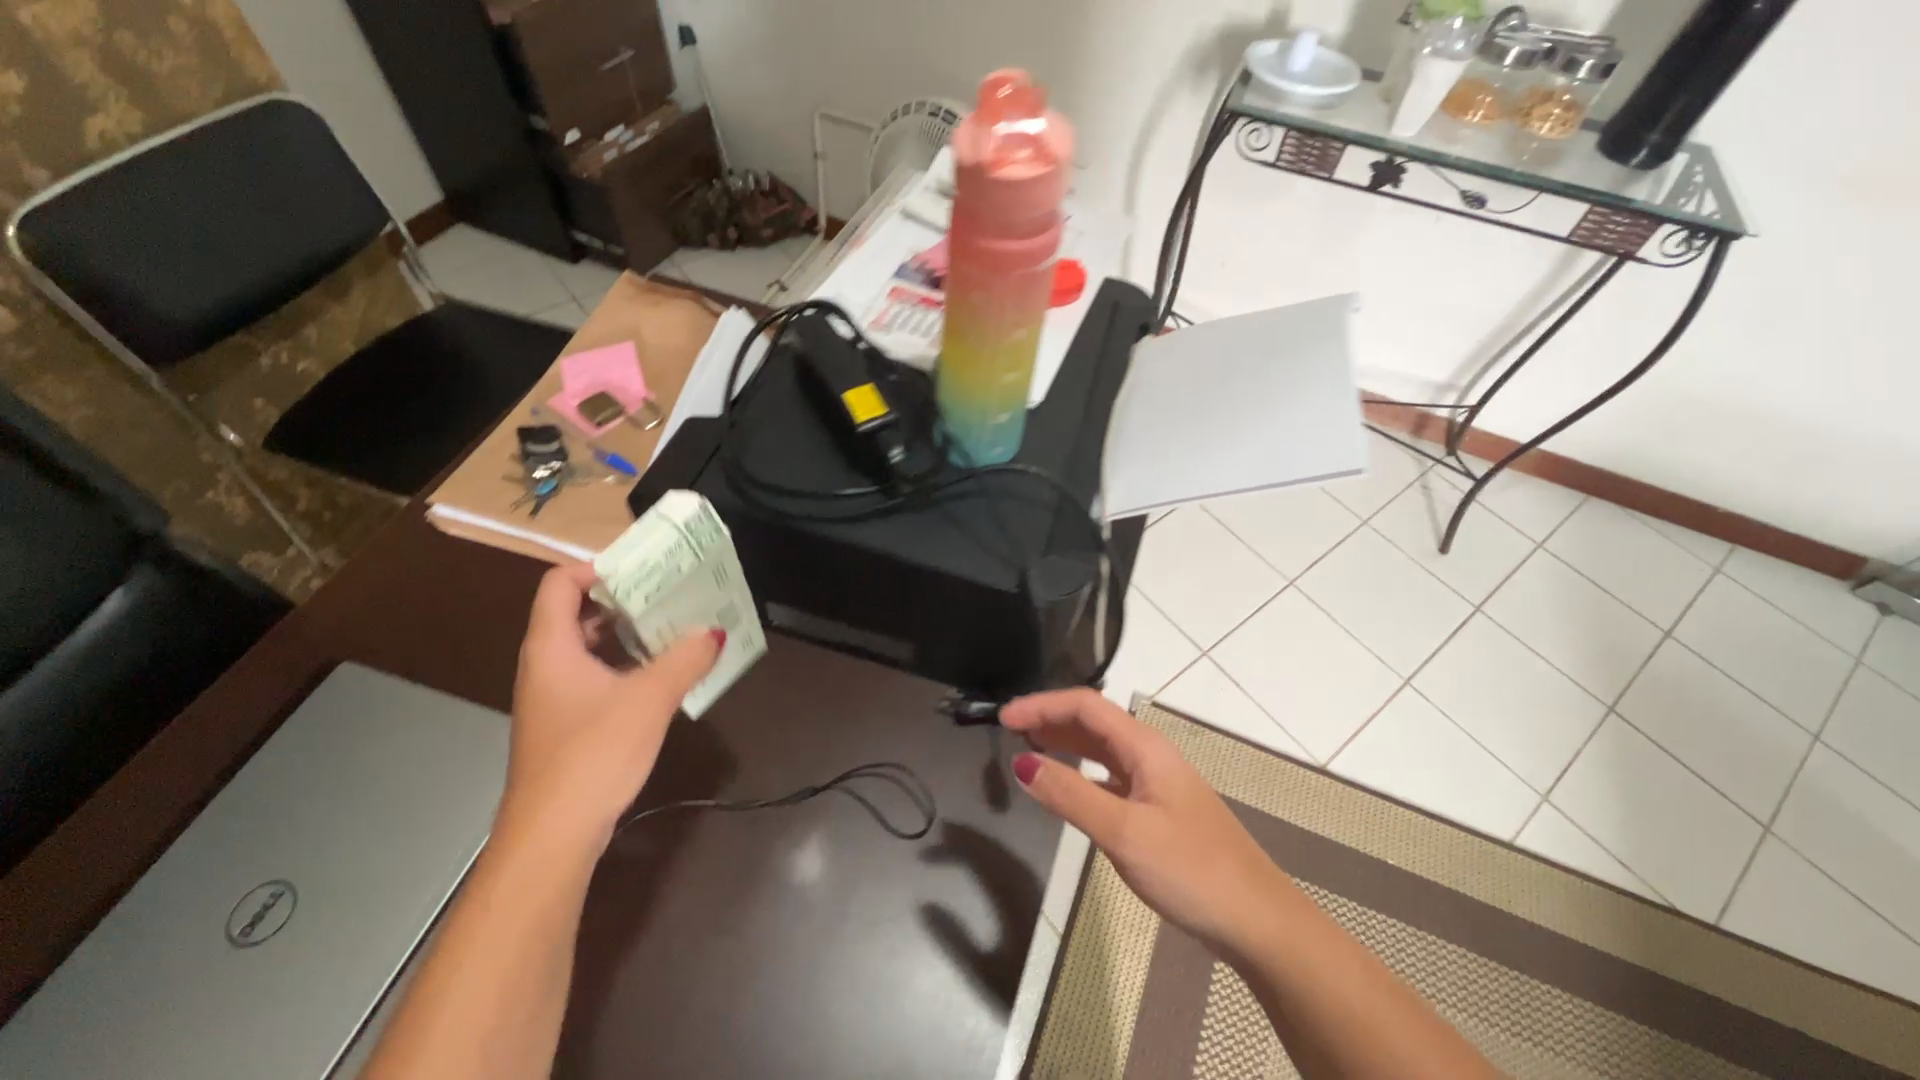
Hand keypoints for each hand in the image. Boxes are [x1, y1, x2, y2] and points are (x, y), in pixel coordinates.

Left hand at [503, 563, 723, 845]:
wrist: (553, 833)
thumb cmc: (594, 753)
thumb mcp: (648, 700)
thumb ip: (684, 660)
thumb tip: (713, 631)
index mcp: (551, 646)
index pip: (559, 583)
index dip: (596, 567)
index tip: (641, 569)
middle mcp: (543, 666)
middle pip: (574, 614)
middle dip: (622, 601)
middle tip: (668, 595)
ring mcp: (550, 699)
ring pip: (585, 650)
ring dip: (626, 637)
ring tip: (672, 631)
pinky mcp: (563, 727)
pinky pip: (591, 679)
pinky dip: (622, 669)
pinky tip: (659, 680)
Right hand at [1002, 689, 1290, 957]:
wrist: (1256, 920)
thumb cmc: (1191, 870)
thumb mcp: (1123, 832)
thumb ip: (1070, 795)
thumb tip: (1021, 762)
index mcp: (1146, 748)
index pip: (1086, 706)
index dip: (1042, 705)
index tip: (1003, 719)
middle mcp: (1152, 757)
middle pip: (1094, 723)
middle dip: (1050, 720)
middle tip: (1007, 733)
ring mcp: (1157, 785)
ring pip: (1102, 751)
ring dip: (1064, 745)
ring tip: (1027, 751)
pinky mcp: (1159, 813)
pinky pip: (1111, 779)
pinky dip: (1081, 775)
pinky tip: (1066, 790)